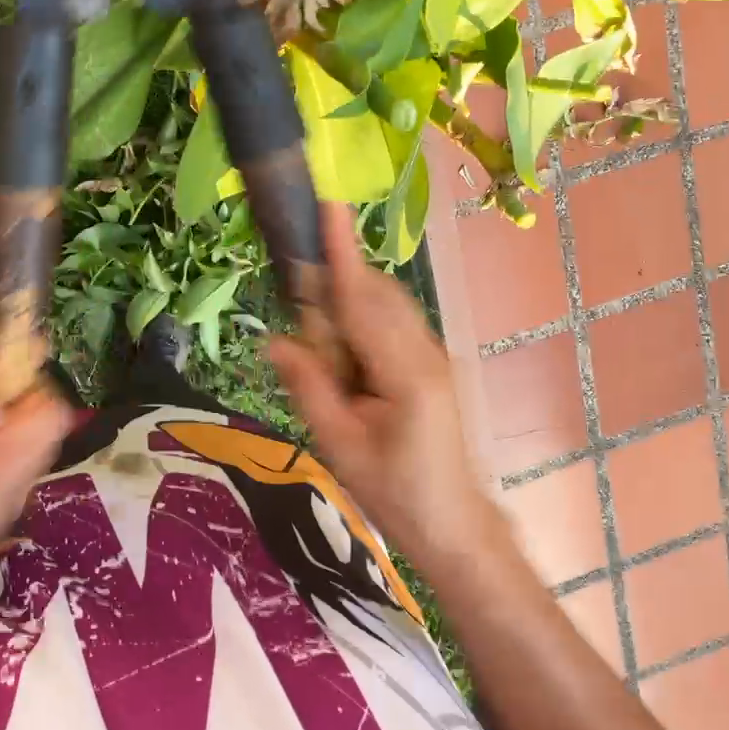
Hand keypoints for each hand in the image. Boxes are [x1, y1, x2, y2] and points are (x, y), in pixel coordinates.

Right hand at [267, 203, 502, 560]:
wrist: (453, 523)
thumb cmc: (394, 493)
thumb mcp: (339, 446)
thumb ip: (309, 388)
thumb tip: (275, 340)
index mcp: (405, 372)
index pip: (363, 301)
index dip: (342, 252)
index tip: (330, 206)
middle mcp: (425, 351)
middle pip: (372, 294)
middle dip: (332, 287)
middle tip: (301, 319)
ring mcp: (433, 354)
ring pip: (382, 305)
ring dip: (345, 307)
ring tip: (322, 350)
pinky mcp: (430, 362)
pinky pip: (389, 323)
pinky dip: (360, 322)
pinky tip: (342, 353)